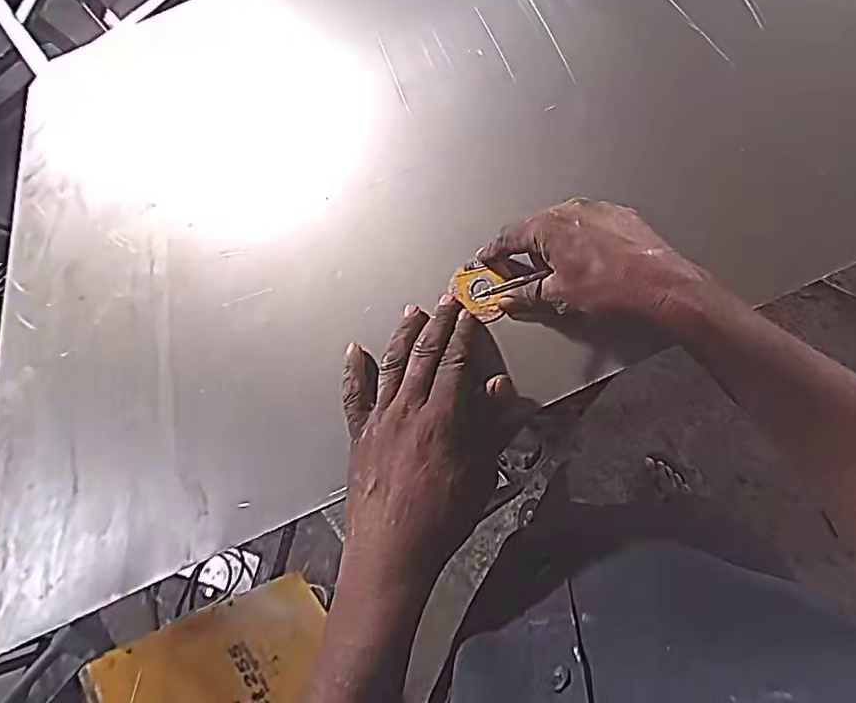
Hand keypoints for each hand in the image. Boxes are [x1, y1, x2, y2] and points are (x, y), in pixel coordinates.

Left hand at [338, 299, 516, 600]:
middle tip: (447, 300)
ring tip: (413, 312)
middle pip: (425, 354)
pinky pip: (355, 395)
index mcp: (442, 417)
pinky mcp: (360, 435)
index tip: (470, 313)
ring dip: (404, 335)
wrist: (389, 554)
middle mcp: (408, 410)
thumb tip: (500, 384)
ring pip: (393, 365)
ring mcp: (380, 420)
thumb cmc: (441, 518)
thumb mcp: (480, 472)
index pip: (456, 362)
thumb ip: (492, 425)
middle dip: (439, 323)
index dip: (465, 334)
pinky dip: (355, 370)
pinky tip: (355, 350)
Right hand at [476, 198, 711, 324]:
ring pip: (564, 224)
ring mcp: (596, 209)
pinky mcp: (618, 215)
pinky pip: (590, 223)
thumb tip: (511, 298)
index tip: (488, 259)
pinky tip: (589, 260)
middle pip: (535, 228)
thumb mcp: (561, 295)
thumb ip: (528, 293)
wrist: (660, 283)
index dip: (495, 252)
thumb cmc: (615, 286)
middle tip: (521, 271)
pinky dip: (582, 238)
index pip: (509, 237)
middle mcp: (570, 209)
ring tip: (561, 270)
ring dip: (556, 243)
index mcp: (548, 225)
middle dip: (526, 249)